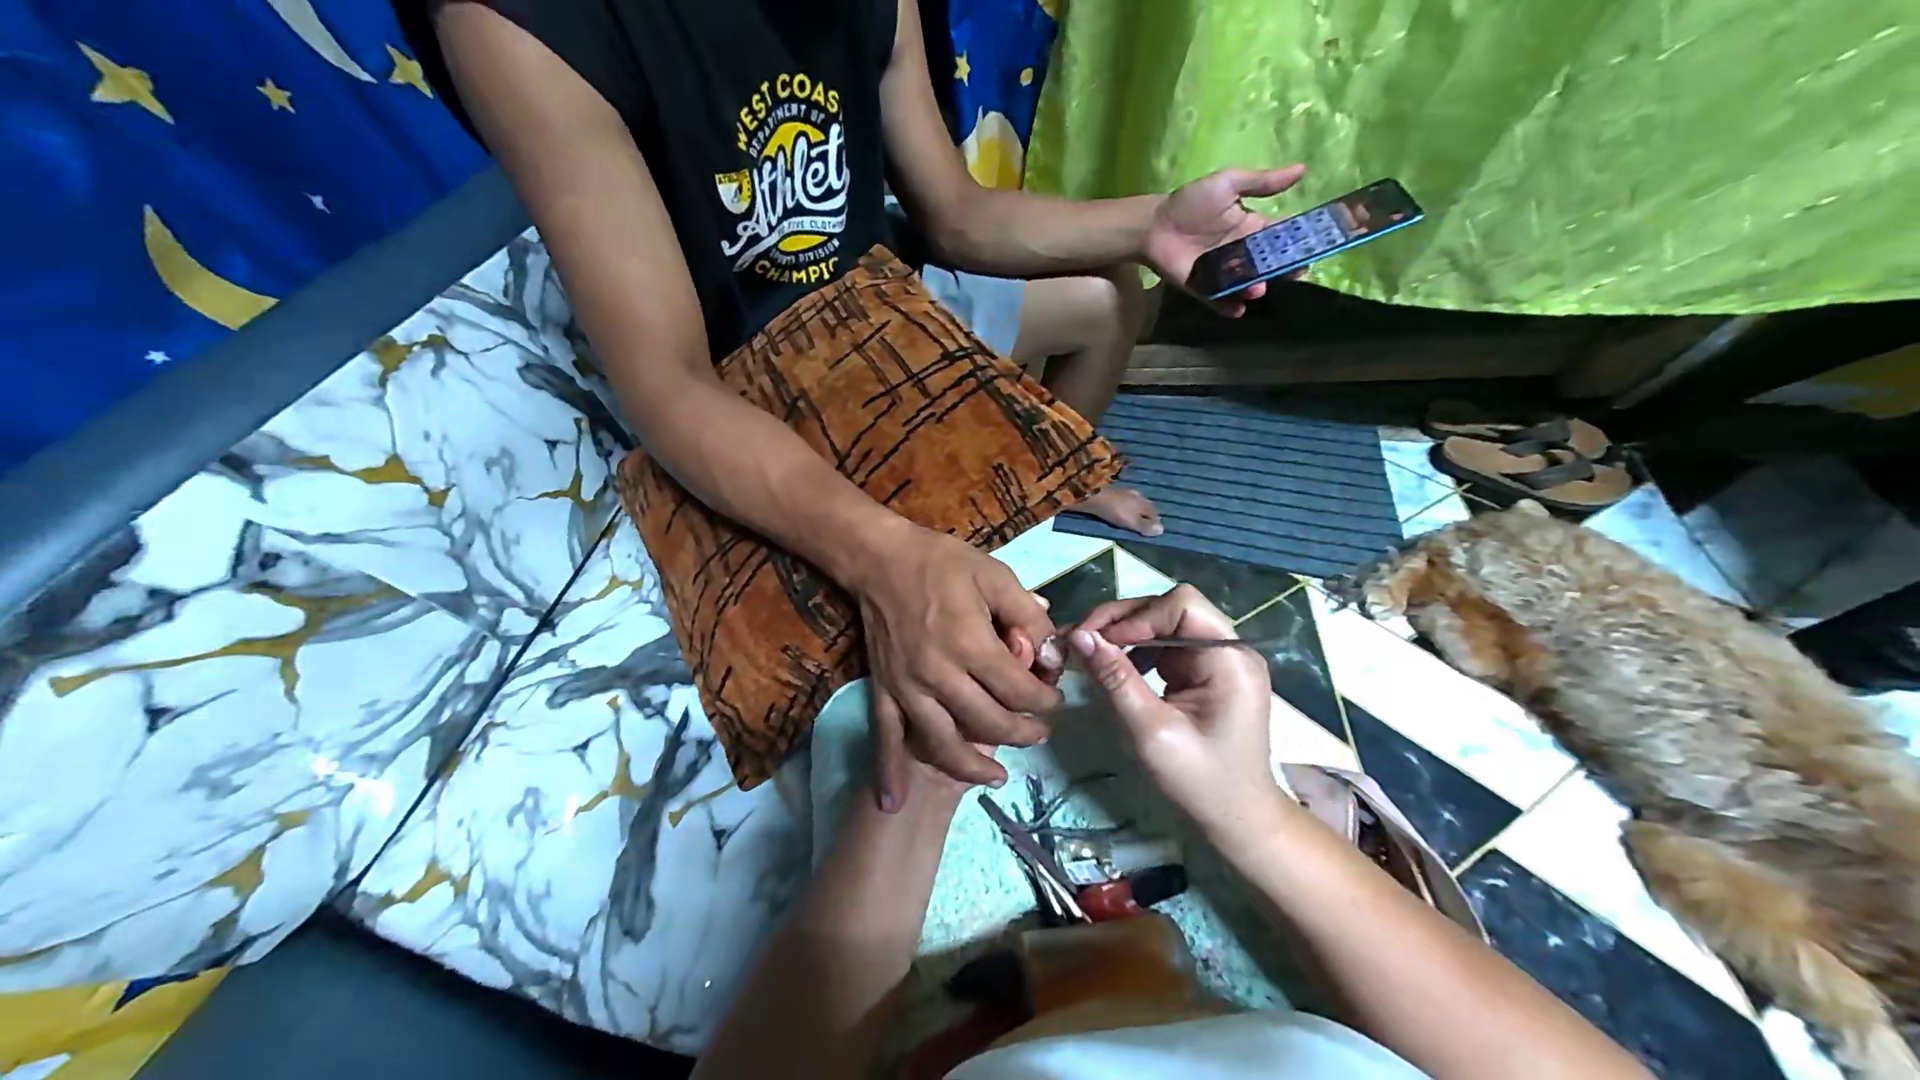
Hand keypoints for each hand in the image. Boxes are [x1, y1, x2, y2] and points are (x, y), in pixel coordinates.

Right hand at [854, 526, 1062, 809]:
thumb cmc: (942, 564)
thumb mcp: (996, 575)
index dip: (1046, 700)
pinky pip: (886, 737)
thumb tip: (1052, 652)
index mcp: (971, 645)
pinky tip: (895, 803)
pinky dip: (890, 772)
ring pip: (943, 743)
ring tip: (998, 774)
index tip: (1056, 698)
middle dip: (1023, 733)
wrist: (881, 559)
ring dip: (973, 766)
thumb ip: (1028, 615)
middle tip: (1040, 731)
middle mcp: (939, 676)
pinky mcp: (884, 690)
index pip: (1019, 691)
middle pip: (989, 723)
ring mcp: (907, 688)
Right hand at [1068, 585, 1274, 837]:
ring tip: (1093, 651)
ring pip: (1166, 621)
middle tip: (1084, 640)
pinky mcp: (1207, 670)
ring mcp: (1220, 658)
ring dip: (1127, 632)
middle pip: (1172, 607)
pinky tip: (1117, 665)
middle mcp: (1231, 648)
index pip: (1182, 605)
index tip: (1097, 640)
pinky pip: (1168, 642)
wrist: (1238, 819)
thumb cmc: (1200, 781)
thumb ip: (1115, 679)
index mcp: (1230, 659)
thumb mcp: (1150, 731)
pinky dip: (1138, 647)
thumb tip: (1078, 635)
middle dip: (1125, 620)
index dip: (1135, 616)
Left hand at [1142, 164, 1307, 315]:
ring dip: (1254, 287)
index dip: (1297, 241)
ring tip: (1258, 288)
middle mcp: (1240, 252)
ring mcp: (1222, 272)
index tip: (1315, 246)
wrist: (1154, 225)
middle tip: (1295, 272)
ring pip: (1245, 283)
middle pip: (1267, 264)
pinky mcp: (1202, 287)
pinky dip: (1228, 306)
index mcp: (1250, 227)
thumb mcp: (1228, 183)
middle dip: (1282, 270)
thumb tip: (1303, 170)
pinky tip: (1238, 309)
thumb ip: (1263, 182)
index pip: (1280, 236)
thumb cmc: (1190, 202)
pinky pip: (1219, 299)